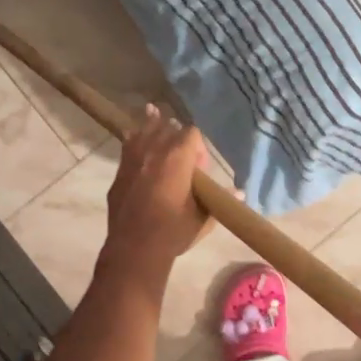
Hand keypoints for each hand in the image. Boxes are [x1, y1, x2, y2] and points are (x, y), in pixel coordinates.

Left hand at [100, 106, 212, 276]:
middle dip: (177, 135)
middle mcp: (155, 151)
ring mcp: (133, 160)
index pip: (191, 133)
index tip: (200, 166)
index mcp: (178, 158)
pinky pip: (128, 145)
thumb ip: (218, 199)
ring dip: (153, 125)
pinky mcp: (120, 172)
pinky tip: (134, 133)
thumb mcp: (202, 217)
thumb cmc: (173, 231)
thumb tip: (240, 192)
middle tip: (183, 153)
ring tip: (154, 112)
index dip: (198, 146)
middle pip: (168, 128)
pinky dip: (134, 138)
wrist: (135, 248)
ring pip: (145, 131)